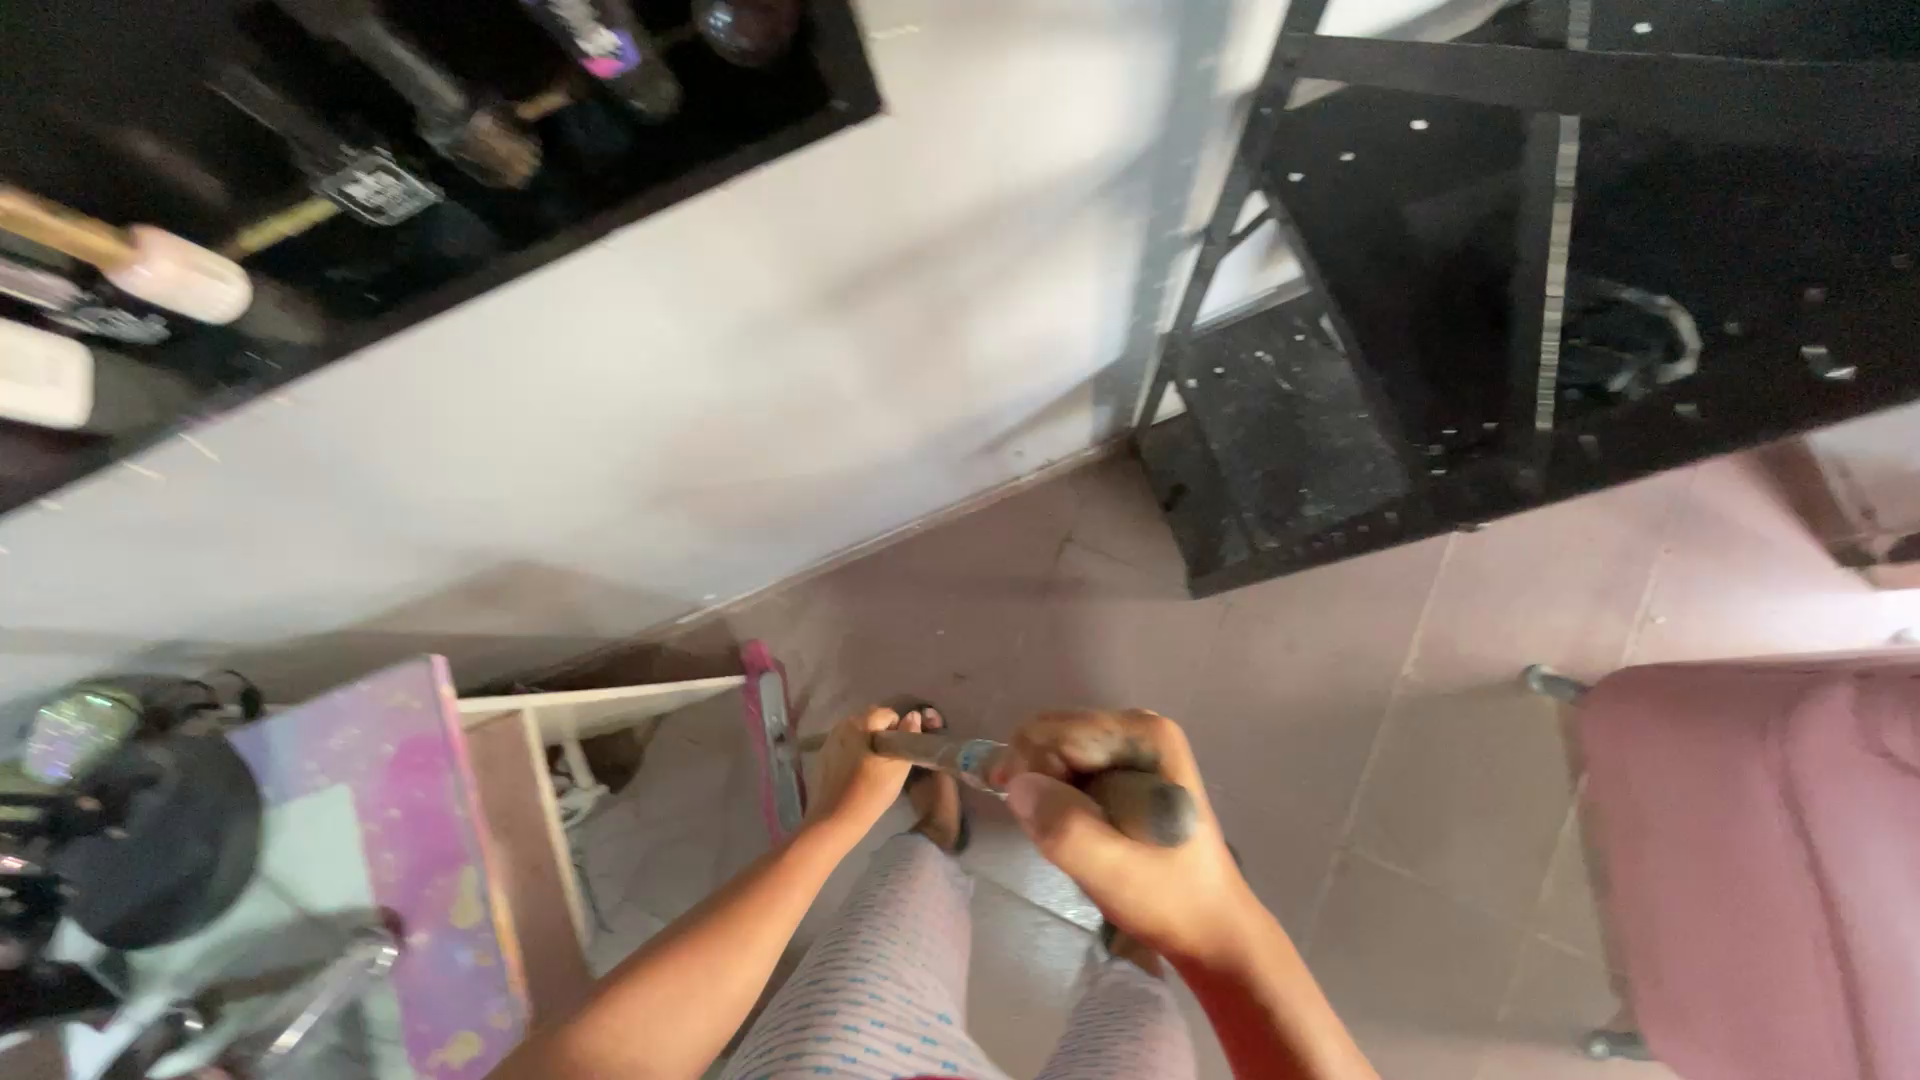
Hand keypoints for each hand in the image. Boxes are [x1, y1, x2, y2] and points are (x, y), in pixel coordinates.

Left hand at [806, 705, 919, 837]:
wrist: (834, 820)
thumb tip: (913, 715)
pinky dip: (853, 753)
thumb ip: (907, 736)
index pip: (887, 714)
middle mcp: (842, 725)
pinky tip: (856, 774)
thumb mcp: (898, 766)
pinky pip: (844, 746)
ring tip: (873, 767)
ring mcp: (829, 741)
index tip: (900, 752)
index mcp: (860, 723)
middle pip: (870, 721)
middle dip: (882, 734)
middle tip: (889, 760)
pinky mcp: (822, 757)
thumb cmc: (871, 792)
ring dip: (867, 743)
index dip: (898, 730)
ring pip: (856, 733)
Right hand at [999, 708, 1263, 967]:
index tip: (1039, 826)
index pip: (1049, 734)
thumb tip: (1016, 786)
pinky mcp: (1124, 766)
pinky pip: (1066, 768)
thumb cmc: (1167, 899)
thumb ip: (1063, 826)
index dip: (1031, 776)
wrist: (1210, 929)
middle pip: (1048, 736)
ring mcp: (1131, 745)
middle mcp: (1136, 725)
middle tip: (1055, 835)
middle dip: (1037, 783)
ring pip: (1051, 753)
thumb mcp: (1110, 871)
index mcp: (1142, 734)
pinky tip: (1078, 830)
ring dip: (1046, 795)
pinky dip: (1057, 799)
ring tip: (1071, 837)